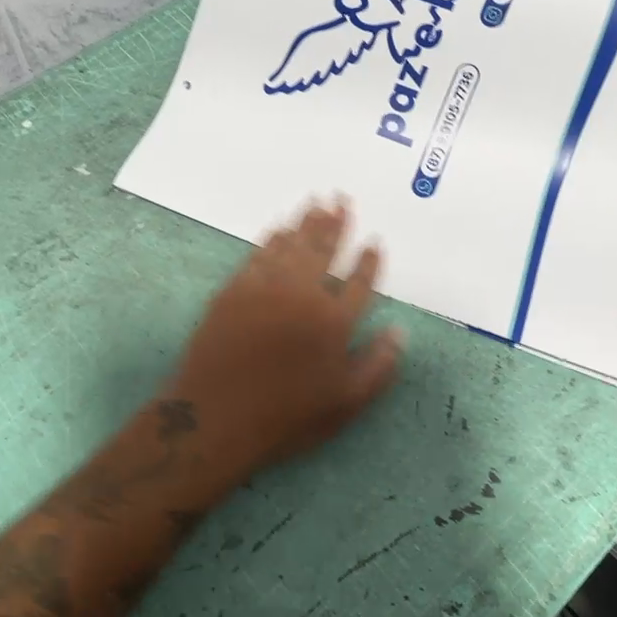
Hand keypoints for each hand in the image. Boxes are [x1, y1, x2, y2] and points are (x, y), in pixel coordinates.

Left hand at [166, 199, 403, 480]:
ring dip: (305, 222)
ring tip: (316, 201)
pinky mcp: (235, 290)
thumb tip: (400, 330)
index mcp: (335, 322)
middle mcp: (303, 295)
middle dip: (335, 223)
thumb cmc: (286, 417)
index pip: (359, 281)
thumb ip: (379, 365)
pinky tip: (279, 228)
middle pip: (324, 250)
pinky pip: (258, 254)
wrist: (216, 417)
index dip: (368, 260)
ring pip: (291, 245)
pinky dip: (272, 238)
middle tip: (341, 198)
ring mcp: (265, 288)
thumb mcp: (346, 403)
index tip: (373, 240)